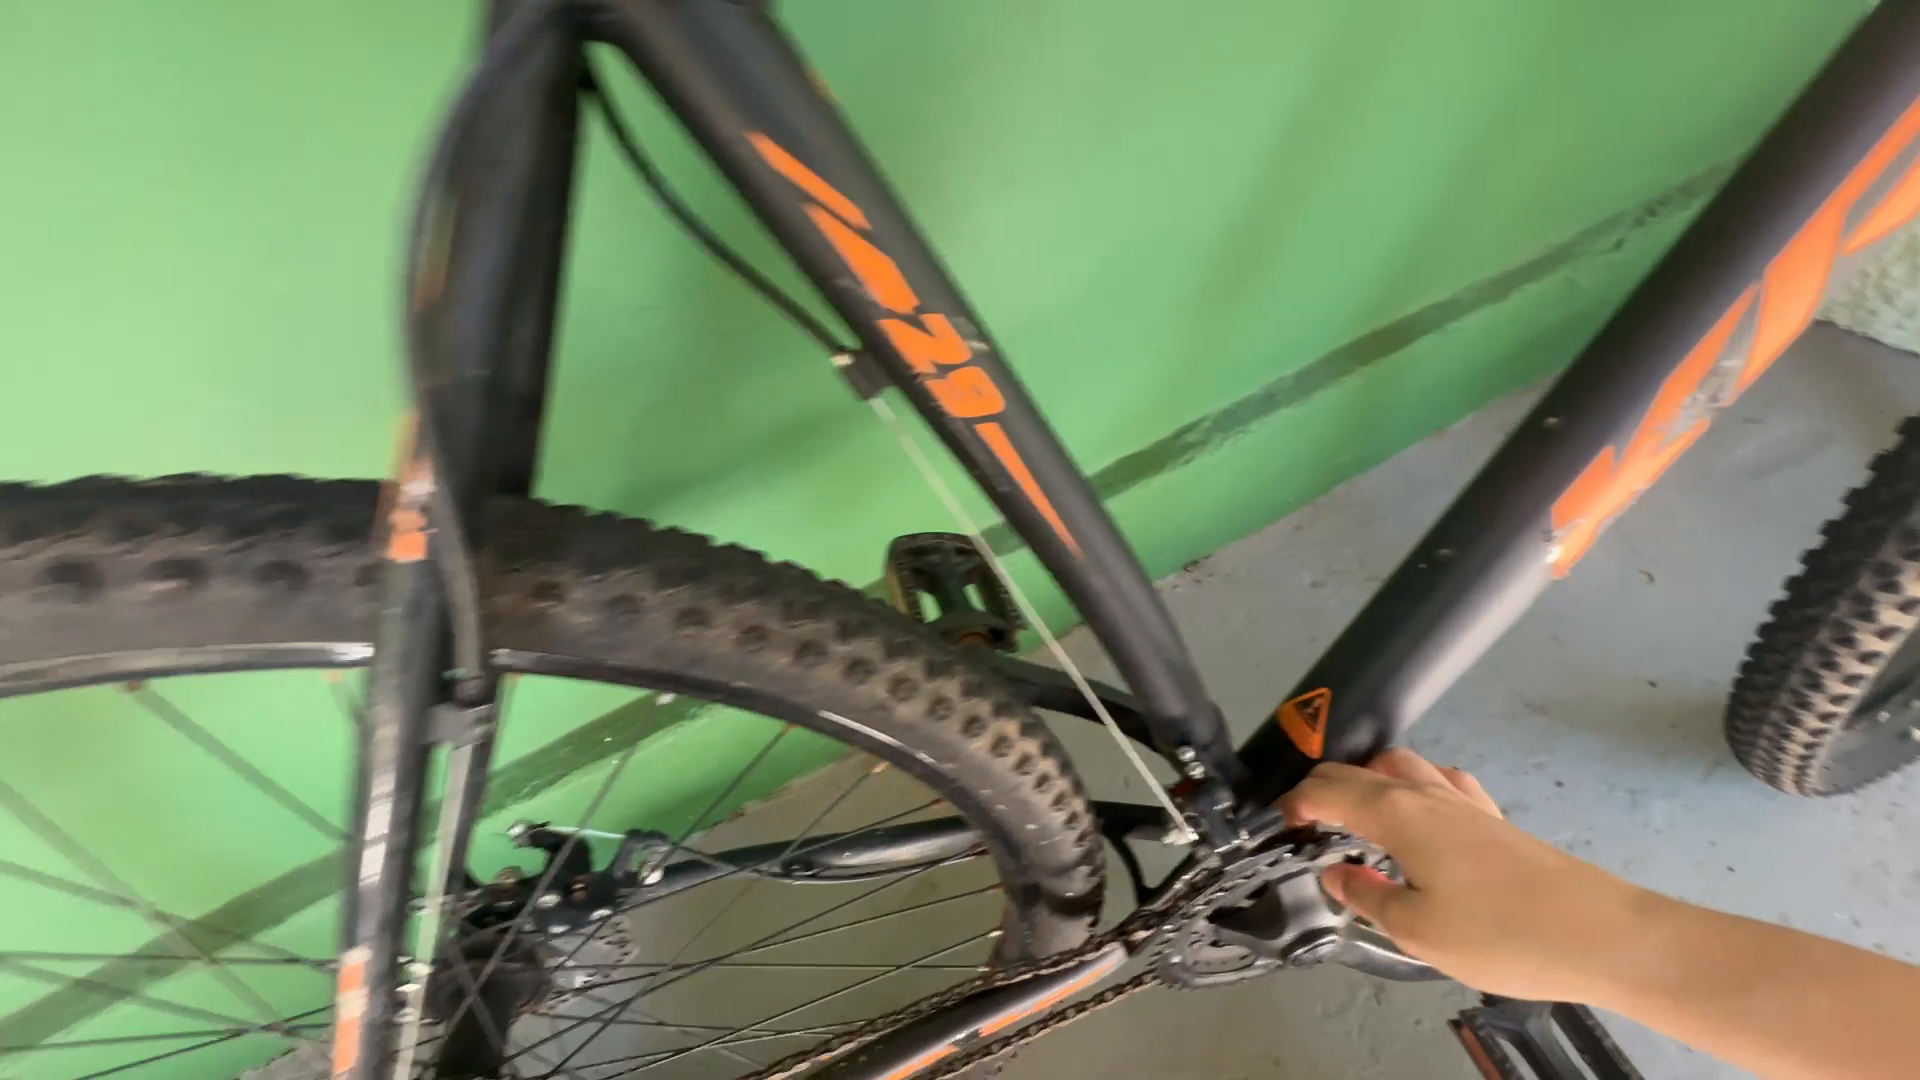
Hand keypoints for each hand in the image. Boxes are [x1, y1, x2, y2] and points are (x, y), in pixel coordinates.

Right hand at [1279, 748, 1657, 1002]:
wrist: (1605, 936)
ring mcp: (1459, 799)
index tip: (1279, 824)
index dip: (1294, 804)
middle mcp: (1419, 793)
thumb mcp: (1417, 929)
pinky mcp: (1490, 814)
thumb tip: (1334, 873)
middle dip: (1319, 788)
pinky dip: (1415, 784)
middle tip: (1306, 822)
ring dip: (1364, 777)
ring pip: (1395, 763)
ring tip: (1356, 809)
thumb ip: (1365, 896)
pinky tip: (1422, 810)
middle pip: (1352, 770)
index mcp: (1392, 813)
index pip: (1325, 791)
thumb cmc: (1502, 933)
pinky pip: (1440, 779)